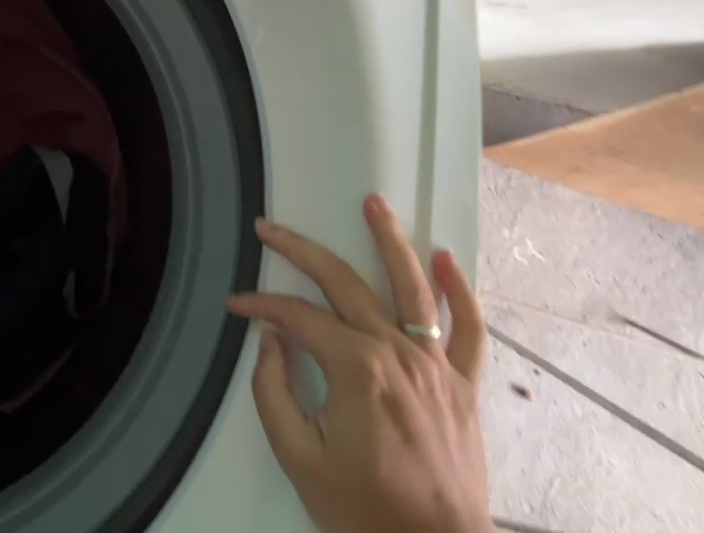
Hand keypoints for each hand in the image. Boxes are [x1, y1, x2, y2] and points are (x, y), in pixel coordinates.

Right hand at [227, 195, 490, 532]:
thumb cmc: (361, 510)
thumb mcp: (298, 457)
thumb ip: (274, 390)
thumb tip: (271, 339)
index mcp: (356, 368)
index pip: (297, 316)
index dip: (260, 305)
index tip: (236, 305)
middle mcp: (398, 353)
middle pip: (343, 282)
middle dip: (299, 249)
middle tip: (268, 227)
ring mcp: (436, 365)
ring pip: (412, 288)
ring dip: (389, 241)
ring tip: (373, 202)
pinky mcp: (462, 385)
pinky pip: (468, 329)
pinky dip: (459, 292)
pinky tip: (445, 258)